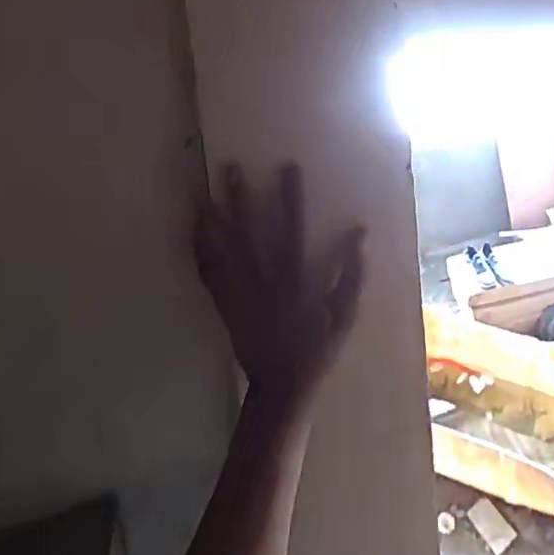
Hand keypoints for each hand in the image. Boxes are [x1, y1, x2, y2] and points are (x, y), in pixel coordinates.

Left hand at [195, 163, 365, 404]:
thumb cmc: (317, 350)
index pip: (292, 228)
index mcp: (293, 279)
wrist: (280, 387)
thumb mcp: (344, 316)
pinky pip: (210, 275)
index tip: (288, 167)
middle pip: (249, 232)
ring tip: (201, 196)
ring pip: (223, 251)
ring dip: (213, 221)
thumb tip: (359, 238)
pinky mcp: (225, 306)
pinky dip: (200, 252)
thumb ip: (351, 276)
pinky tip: (194, 232)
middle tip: (231, 168)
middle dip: (241, 198)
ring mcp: (240, 294)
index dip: (291, 197)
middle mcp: (263, 281)